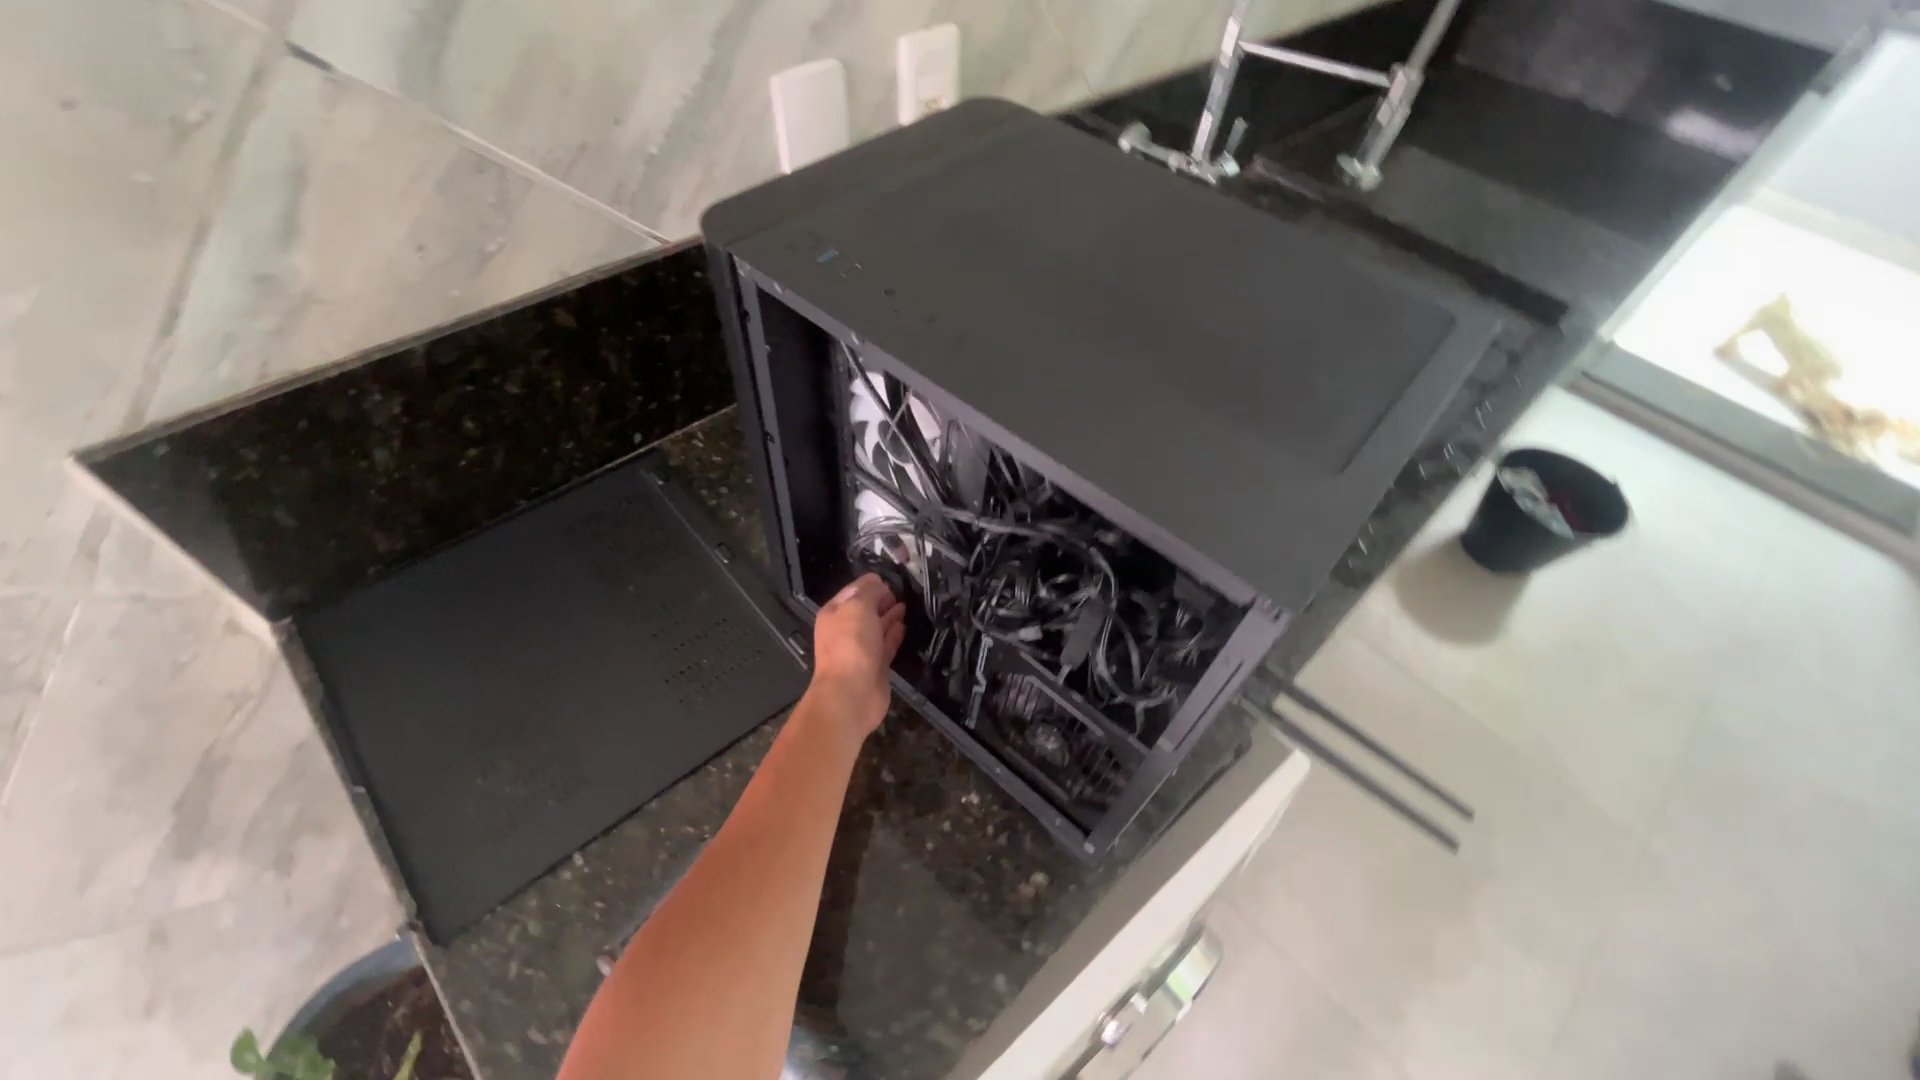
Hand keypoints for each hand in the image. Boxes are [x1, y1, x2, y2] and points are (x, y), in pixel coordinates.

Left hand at [808, 573, 905, 740]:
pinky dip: (894, 635)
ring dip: (888, 616)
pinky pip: (886, 645)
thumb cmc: (851, 644)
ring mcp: (860, 650)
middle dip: (880, 600)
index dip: (870, 584)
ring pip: (876, 627)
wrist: (851, 693)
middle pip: (864, 610)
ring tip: (904, 605)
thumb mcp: (858, 607)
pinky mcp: (875, 666)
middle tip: (899, 591)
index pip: (853, 591)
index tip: (889, 578)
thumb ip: (869, 592)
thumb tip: (879, 584)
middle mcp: (845, 630)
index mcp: (834, 614)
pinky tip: (903, 625)